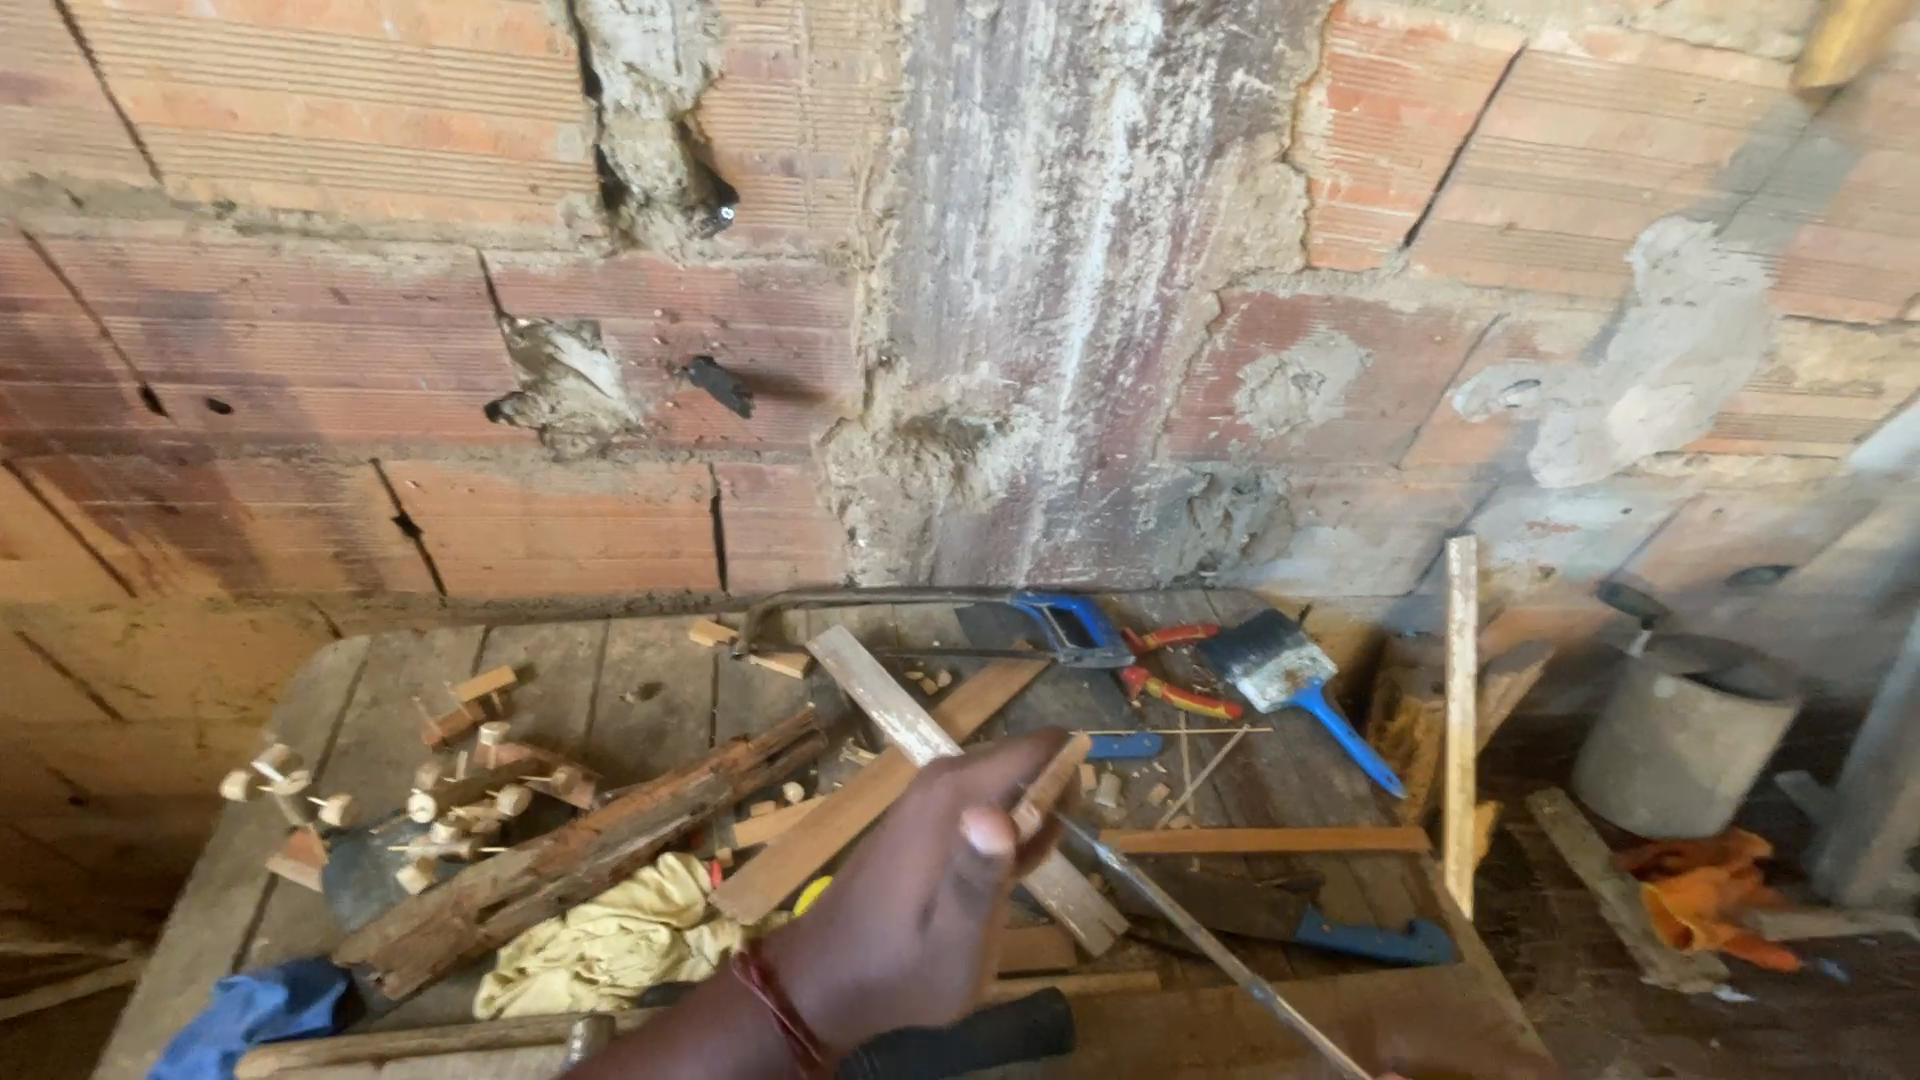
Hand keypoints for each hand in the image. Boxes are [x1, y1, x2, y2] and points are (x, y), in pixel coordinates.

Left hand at [761, 727, 1071, 1052]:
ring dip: (1028, 824)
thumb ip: (978, 881)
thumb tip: (1000, 816)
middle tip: (1034, 869)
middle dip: (1050, 805)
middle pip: (1027, 759)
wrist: (831, 972)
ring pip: (1009, 780)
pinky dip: (1004, 831)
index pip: (1039, 747)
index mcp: (955, 794)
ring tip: (1010, 882)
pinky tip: (991, 877)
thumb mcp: (952, 944)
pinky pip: (987, 796)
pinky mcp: (927, 806)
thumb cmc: (900, 967)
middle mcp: (945, 775)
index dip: (1068, 781)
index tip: (1068, 832)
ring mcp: (932, 788)